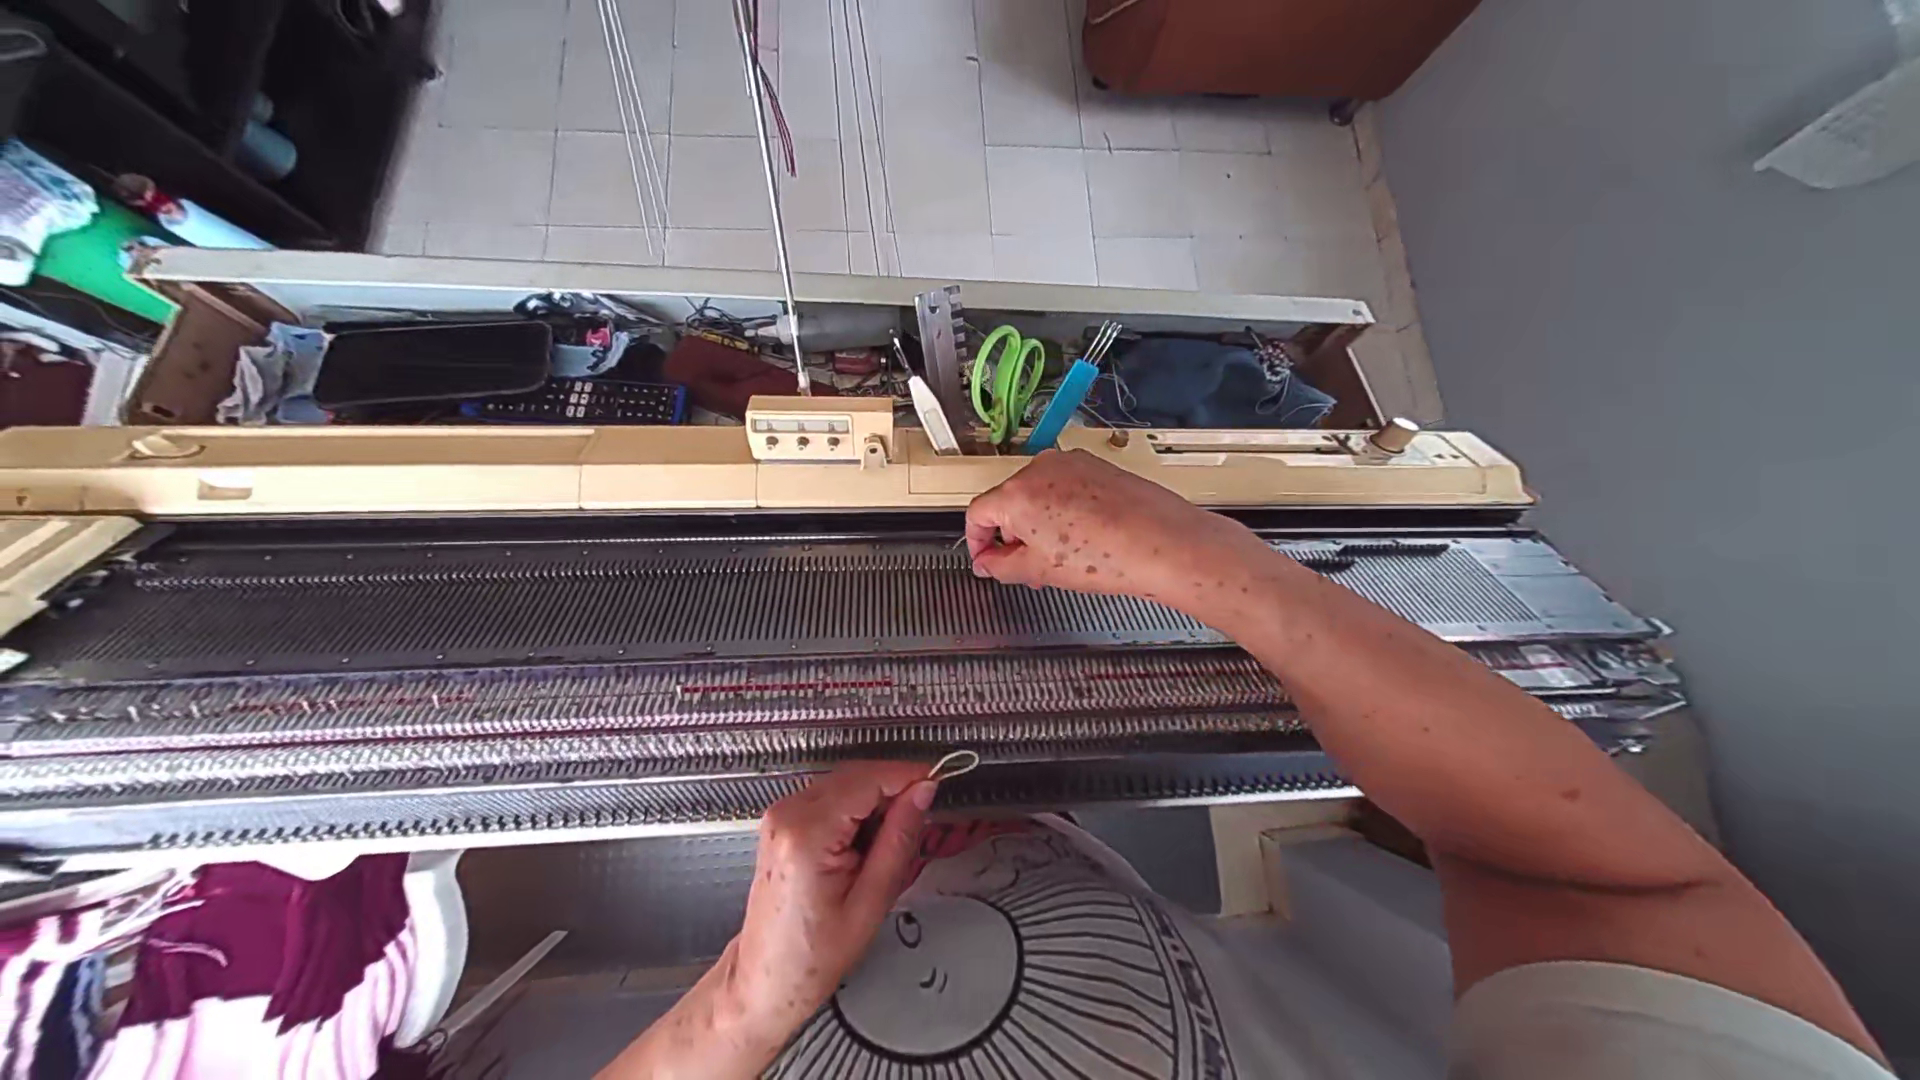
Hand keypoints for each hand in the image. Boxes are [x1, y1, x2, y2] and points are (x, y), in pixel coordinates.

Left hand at [596, 762, 937, 1079]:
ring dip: (875, 798)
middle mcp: (788, 813)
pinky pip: (831, 793)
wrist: (766, 980)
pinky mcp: (783, 817)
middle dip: (892, 788)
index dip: (906, 775)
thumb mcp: (872, 901)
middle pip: (856, 774)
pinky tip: (863, 840)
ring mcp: (782, 812)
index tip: (936, 781)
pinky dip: (856, 806)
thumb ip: (899, 837)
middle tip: (920, 817)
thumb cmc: (813, 956)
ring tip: (887, 841)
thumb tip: (922, 791)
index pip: (868, 779)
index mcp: (808, 834)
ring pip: (846, 780)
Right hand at [965, 448, 1276, 616]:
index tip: (984, 557)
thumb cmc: (1108, 555)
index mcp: (1016, 494)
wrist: (1162, 543)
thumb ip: (1000, 566)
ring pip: (1035, 493)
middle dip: (1010, 533)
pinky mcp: (1093, 464)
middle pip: (1006, 500)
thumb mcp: (1040, 571)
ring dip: (1035, 522)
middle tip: (1022, 564)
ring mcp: (1069, 463)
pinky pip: (1062, 486)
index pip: (977, 513)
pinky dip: (1060, 509)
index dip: (976, 541)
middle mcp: (1039, 469)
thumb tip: (987, 563)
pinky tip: (1079, 537)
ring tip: (1058, 555)